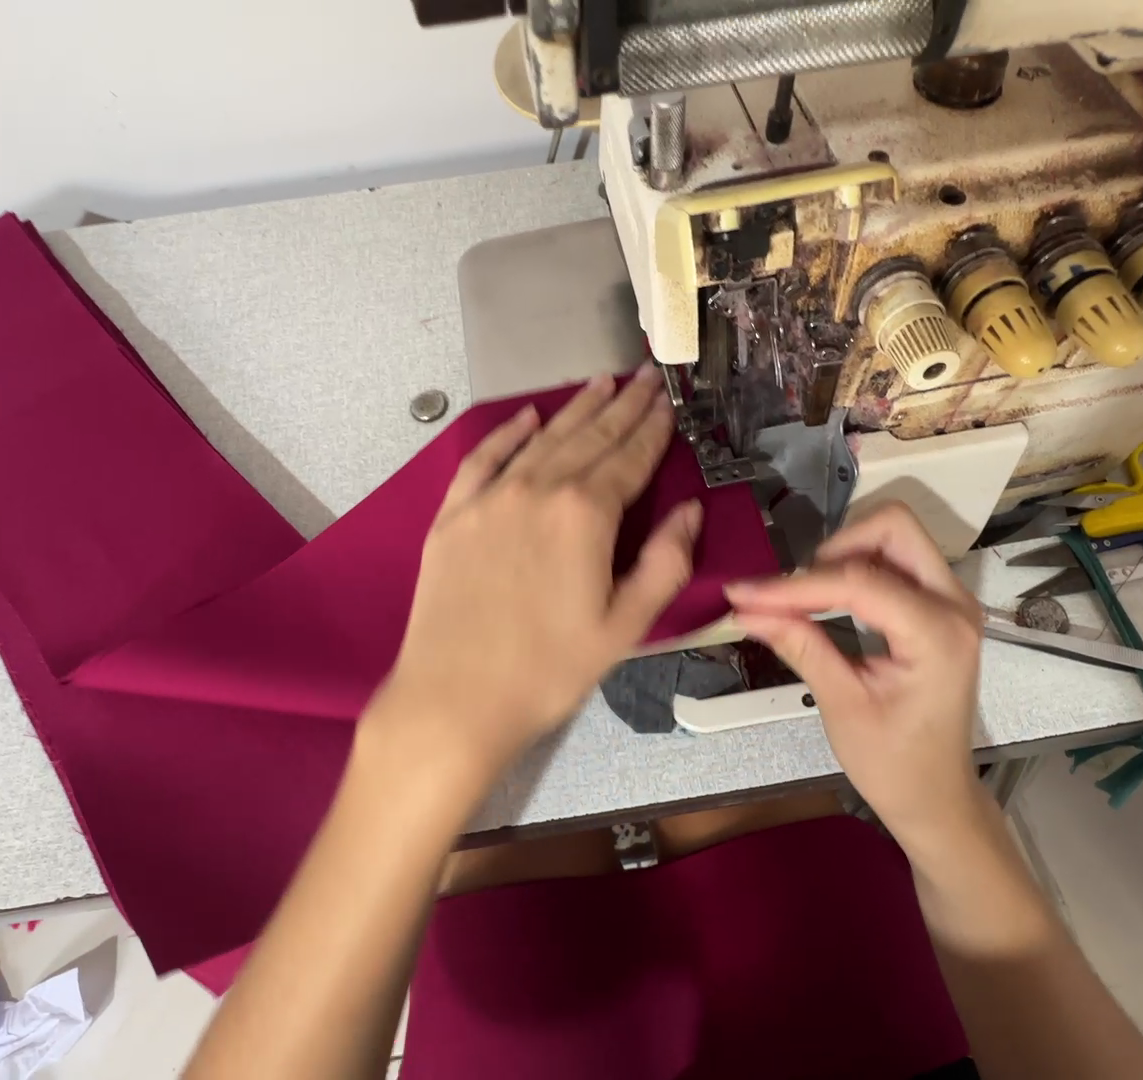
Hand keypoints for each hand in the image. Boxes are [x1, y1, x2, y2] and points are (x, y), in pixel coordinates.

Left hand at [375, 369, 702, 777]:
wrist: (455, 698)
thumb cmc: (548, 670)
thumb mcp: (625, 626)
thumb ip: (664, 563)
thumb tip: (689, 511)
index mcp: (586, 514)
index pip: (629, 459)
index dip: (652, 429)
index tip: (667, 401)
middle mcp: (538, 490)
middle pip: (589, 437)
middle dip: (622, 405)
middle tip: (643, 374)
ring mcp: (489, 498)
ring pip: (542, 439)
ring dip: (574, 408)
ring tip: (600, 382)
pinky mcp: (453, 514)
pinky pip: (483, 457)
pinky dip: (506, 433)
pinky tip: (525, 416)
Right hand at [724, 503, 984, 845]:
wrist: (936, 796)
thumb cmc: (893, 763)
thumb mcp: (841, 705)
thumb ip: (799, 645)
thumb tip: (746, 609)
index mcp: (936, 634)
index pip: (857, 581)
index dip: (794, 584)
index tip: (743, 593)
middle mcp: (954, 603)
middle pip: (893, 528)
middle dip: (834, 547)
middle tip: (795, 588)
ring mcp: (951, 600)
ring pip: (894, 537)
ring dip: (844, 554)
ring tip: (805, 595)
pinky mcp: (938, 606)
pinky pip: (896, 560)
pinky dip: (856, 567)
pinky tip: (827, 599)